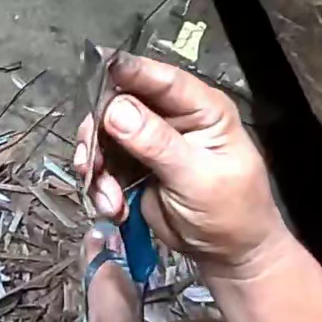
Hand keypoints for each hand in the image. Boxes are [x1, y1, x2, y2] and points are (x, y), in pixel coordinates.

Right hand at [74, 52, 289, 278]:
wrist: (228, 255)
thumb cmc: (230, 212)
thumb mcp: (198, 178)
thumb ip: (157, 144)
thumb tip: (116, 110)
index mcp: (201, 109)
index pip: (161, 79)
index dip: (128, 71)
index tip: (95, 66)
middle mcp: (171, 117)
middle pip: (120, 103)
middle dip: (100, 133)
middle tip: (90, 162)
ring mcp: (148, 140)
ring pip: (104, 135)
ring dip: (98, 166)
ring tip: (106, 198)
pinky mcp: (132, 166)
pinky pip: (103, 164)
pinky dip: (100, 186)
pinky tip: (112, 207)